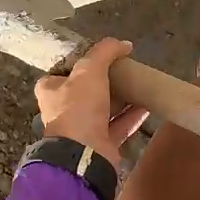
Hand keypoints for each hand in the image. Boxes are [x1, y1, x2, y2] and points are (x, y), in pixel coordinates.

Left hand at [35, 38, 150, 166]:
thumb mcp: (89, 69)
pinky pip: (119, 126)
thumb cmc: (78, 107)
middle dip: (104, 81)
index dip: (77, 64)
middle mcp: (64, 111)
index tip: (97, 58)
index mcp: (51, 92)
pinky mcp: (101, 145)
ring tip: (139, 84)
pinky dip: (133, 116)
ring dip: (121, 98)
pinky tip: (148, 104)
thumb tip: (124, 44)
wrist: (85, 154)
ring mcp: (83, 130)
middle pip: (85, 91)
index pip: (59, 73)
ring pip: (104, 109)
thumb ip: (105, 52)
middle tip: (124, 69)